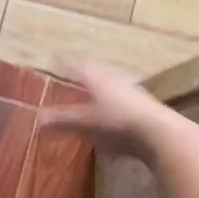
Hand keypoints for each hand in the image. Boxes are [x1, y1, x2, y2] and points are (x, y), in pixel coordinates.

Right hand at [39, 59, 179, 158]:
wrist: (160, 134)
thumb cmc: (117, 122)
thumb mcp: (84, 123)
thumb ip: (61, 120)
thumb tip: (37, 118)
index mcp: (98, 78)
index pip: (77, 66)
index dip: (64, 65)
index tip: (54, 63)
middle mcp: (115, 80)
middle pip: (96, 74)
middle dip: (83, 77)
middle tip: (71, 79)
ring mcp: (133, 93)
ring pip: (111, 87)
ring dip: (99, 92)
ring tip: (89, 99)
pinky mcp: (145, 108)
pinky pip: (122, 103)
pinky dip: (111, 107)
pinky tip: (110, 120)